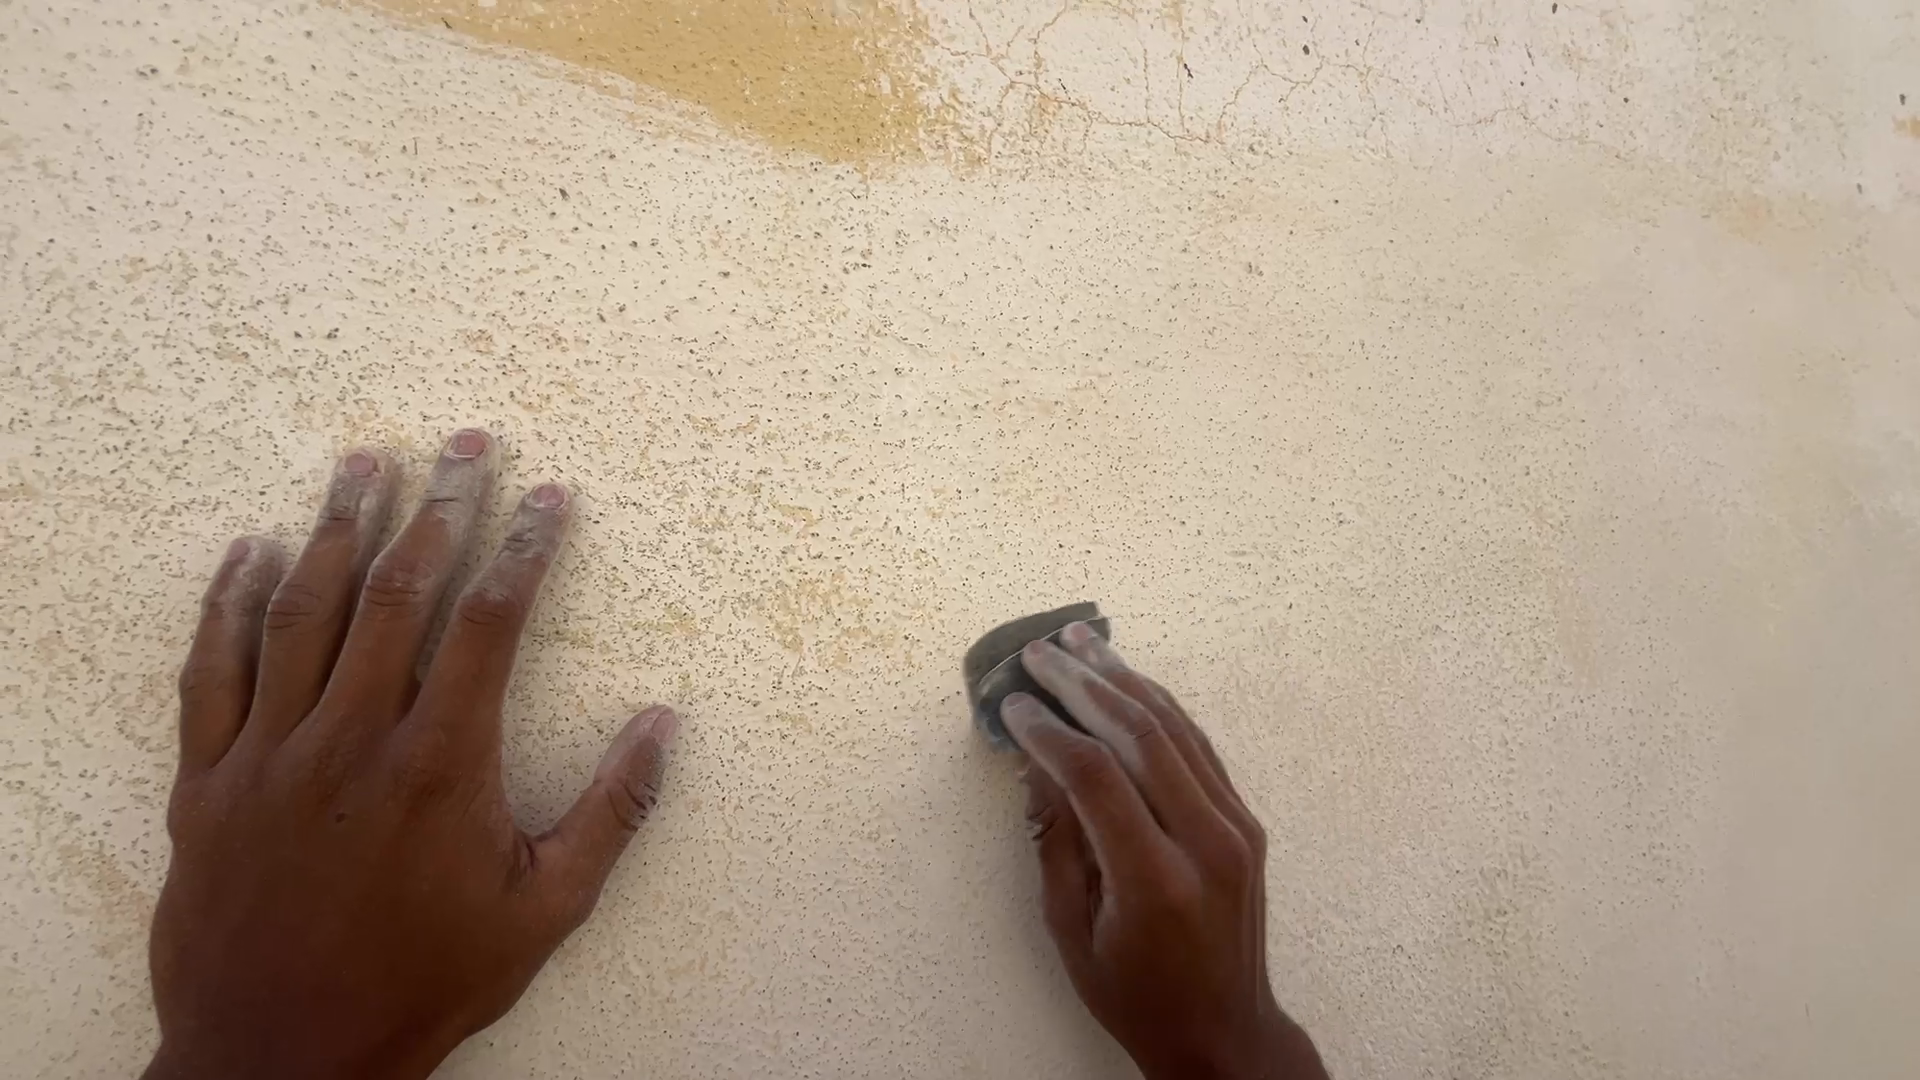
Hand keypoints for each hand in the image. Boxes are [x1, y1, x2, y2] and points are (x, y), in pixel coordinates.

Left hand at [146, 429, 680, 1079]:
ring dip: (339, 529)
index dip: (524, 549)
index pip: (490, 622)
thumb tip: (663, 723)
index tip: (548, 497)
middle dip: (440, 508)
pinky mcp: (206, 786)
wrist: (278, 1064)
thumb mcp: (551, 904)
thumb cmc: (431, 976)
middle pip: (400, 593)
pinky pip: (210, 672)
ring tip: (366, 463)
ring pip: (303, 613)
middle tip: (466, 444)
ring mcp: (268, 758)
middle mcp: (352, 740)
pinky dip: (228, 602)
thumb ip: (613, 808)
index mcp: (441, 762)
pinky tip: (251, 549)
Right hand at [1005, 623, 1326, 1079]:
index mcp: (1156, 880)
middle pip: (1138, 733)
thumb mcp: (1070, 927)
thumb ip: (1053, 838)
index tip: (1012, 705)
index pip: (1095, 776)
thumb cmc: (1134, 993)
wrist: (1226, 1032)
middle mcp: (1206, 840)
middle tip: (1040, 651)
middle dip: (1081, 683)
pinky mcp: (1244, 815)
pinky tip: (1126, 677)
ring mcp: (1235, 823)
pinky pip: (1196, 741)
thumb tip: (1032, 761)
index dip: (1047, 731)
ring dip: (1121, 676)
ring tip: (1081, 639)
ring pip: (1172, 725)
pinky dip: (1156, 702)